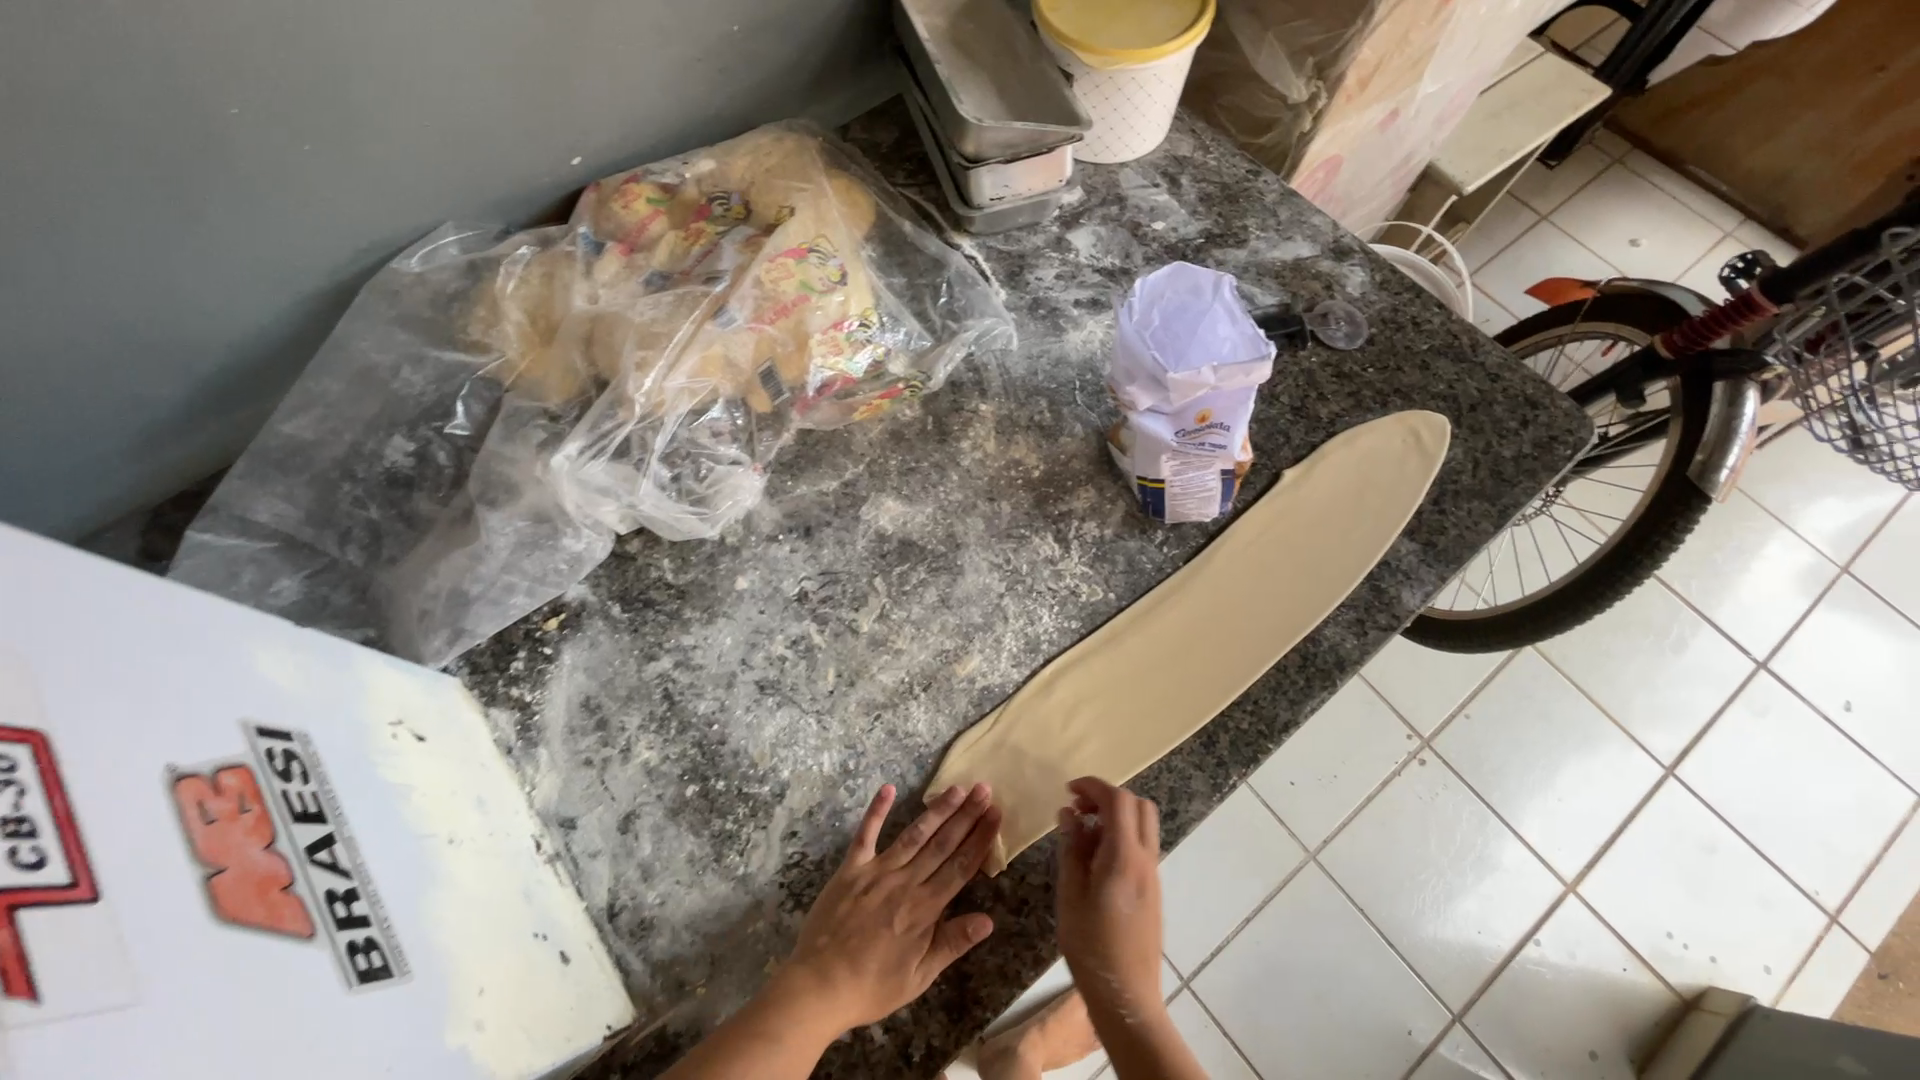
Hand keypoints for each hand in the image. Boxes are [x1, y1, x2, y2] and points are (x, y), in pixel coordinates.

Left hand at [773, 782, 1001, 1033]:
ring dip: (936, 811)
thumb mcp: (919, 976)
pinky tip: (888, 789)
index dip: (980, 839)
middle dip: (965, 816)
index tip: (995, 815)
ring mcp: (876, 872)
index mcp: (924, 909)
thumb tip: (988, 920)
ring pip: (913, 835)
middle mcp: (904, 883)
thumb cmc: (872, 986)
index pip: (961, 867)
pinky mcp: (850, 869)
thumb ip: (953, 943)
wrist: (820, 985)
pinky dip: (876, 811)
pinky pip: (866, 835)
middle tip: (983, 790)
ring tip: (955, 789)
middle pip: (942, 844)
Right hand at [1055, 777, 1163, 1018]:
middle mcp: (1145, 860)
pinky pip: (1140, 846)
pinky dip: (1120, 836)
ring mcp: (1153, 875)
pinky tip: (1094, 859)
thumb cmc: (1091, 947)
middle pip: (1138, 806)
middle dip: (1107, 797)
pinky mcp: (1152, 889)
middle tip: (1077, 809)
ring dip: (1115, 817)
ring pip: (1142, 825)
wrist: (1127, 995)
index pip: (1118, 801)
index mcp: (1124, 858)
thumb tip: (1068, 814)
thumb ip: (1071, 850)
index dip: (1094, 786)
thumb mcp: (1070, 895)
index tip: (1068, 790)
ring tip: (1081, 835)